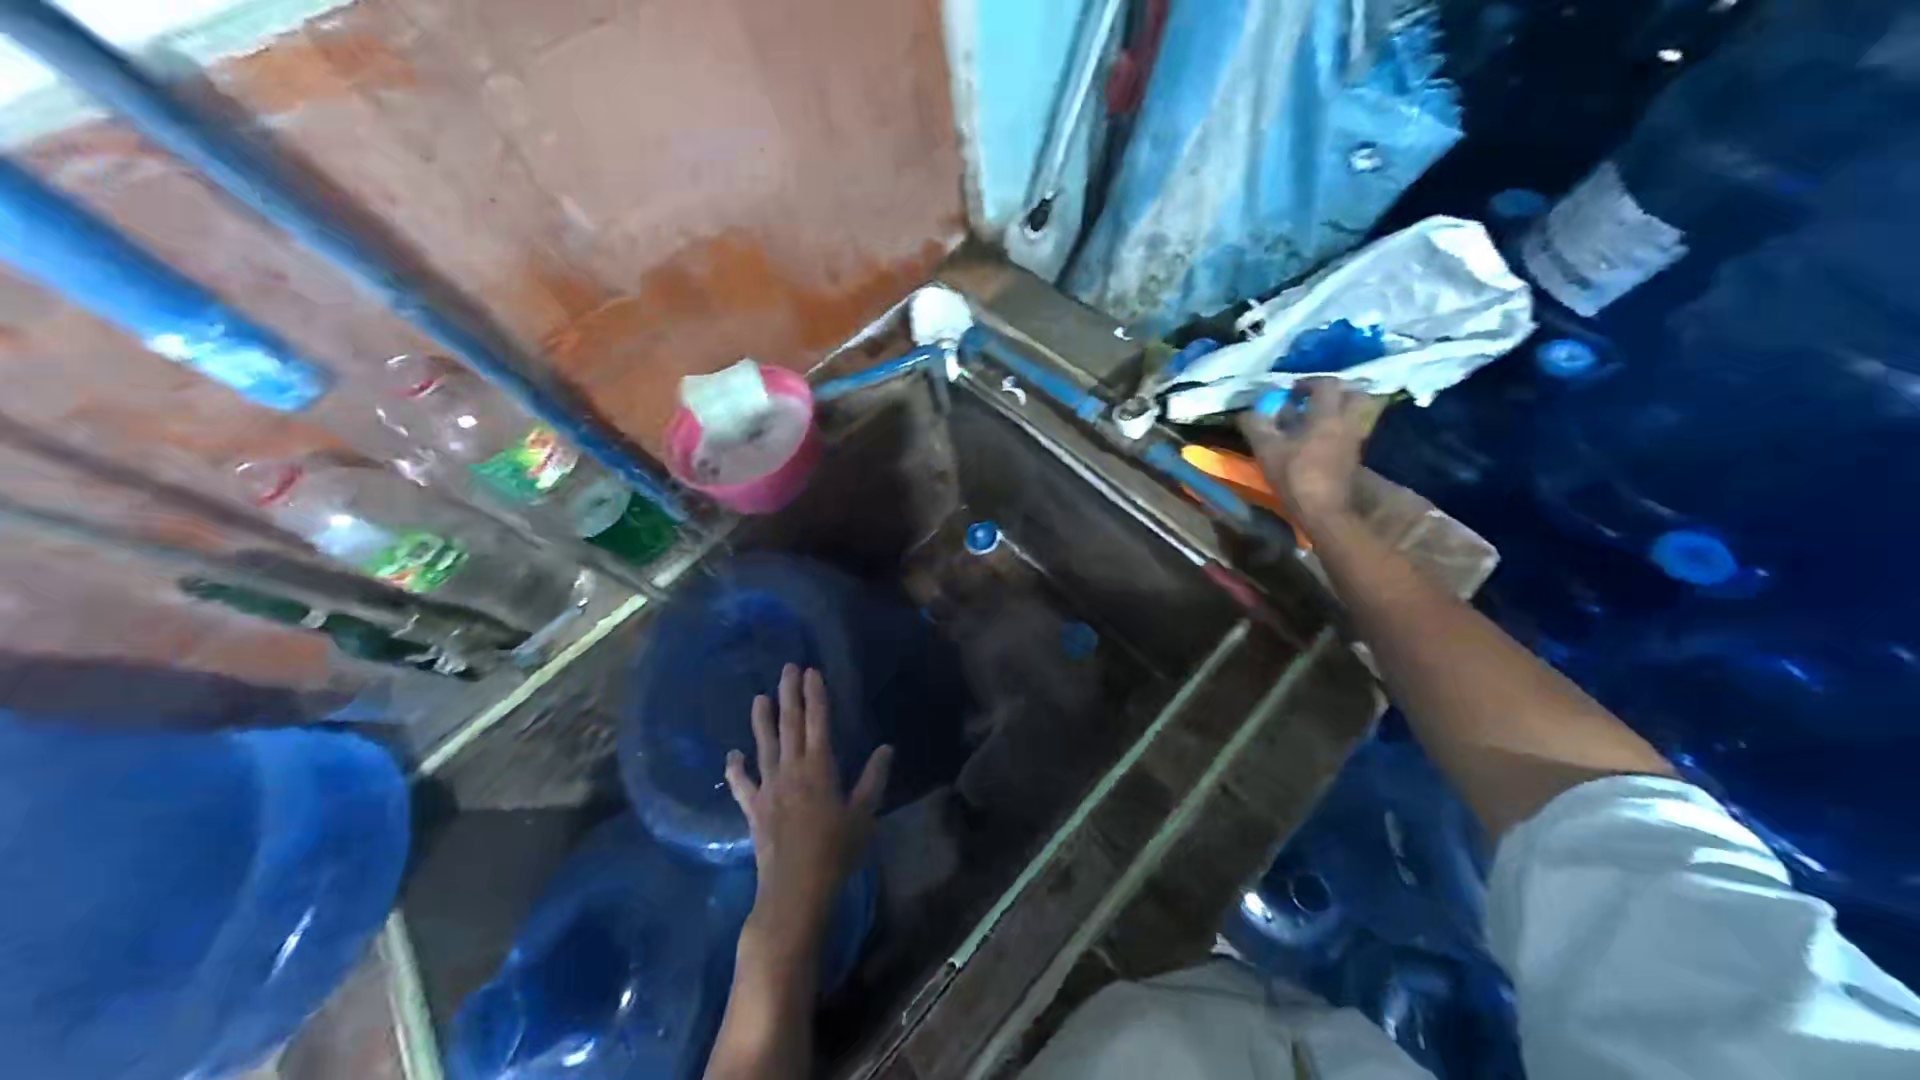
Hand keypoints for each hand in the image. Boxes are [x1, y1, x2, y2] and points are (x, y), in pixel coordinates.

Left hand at [725, 664, 891, 953]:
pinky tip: (732, 755)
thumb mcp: (864, 815)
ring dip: (762, 720)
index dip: (815, 695)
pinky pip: (742, 784)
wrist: (794, 890)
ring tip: (759, 697)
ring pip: (764, 746)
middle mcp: (791, 770)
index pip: (818, 722)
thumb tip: (886, 748)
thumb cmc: (835, 852)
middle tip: (787, 669)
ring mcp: (768, 788)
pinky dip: (736, 769)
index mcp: (820, 768)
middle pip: (790, 725)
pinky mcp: (753, 809)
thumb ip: (873, 779)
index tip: (811, 671)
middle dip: (789, 695)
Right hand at [1236, 378, 1378, 528]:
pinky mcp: (1355, 457)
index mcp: (1327, 415)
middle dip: (1334, 394)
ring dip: (1337, 412)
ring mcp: (1355, 440)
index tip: (1291, 392)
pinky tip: (1318, 442)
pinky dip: (1338, 431)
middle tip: (1313, 402)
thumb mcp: (1266, 449)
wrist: (1323, 509)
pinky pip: (1351, 433)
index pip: (1326, 384)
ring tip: (1314, 423)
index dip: (1308, 383)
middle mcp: (1347, 422)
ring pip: (1355, 415)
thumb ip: (1256, 426)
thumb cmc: (1295, 475)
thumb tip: (1246, 413)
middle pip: (1353, 395)